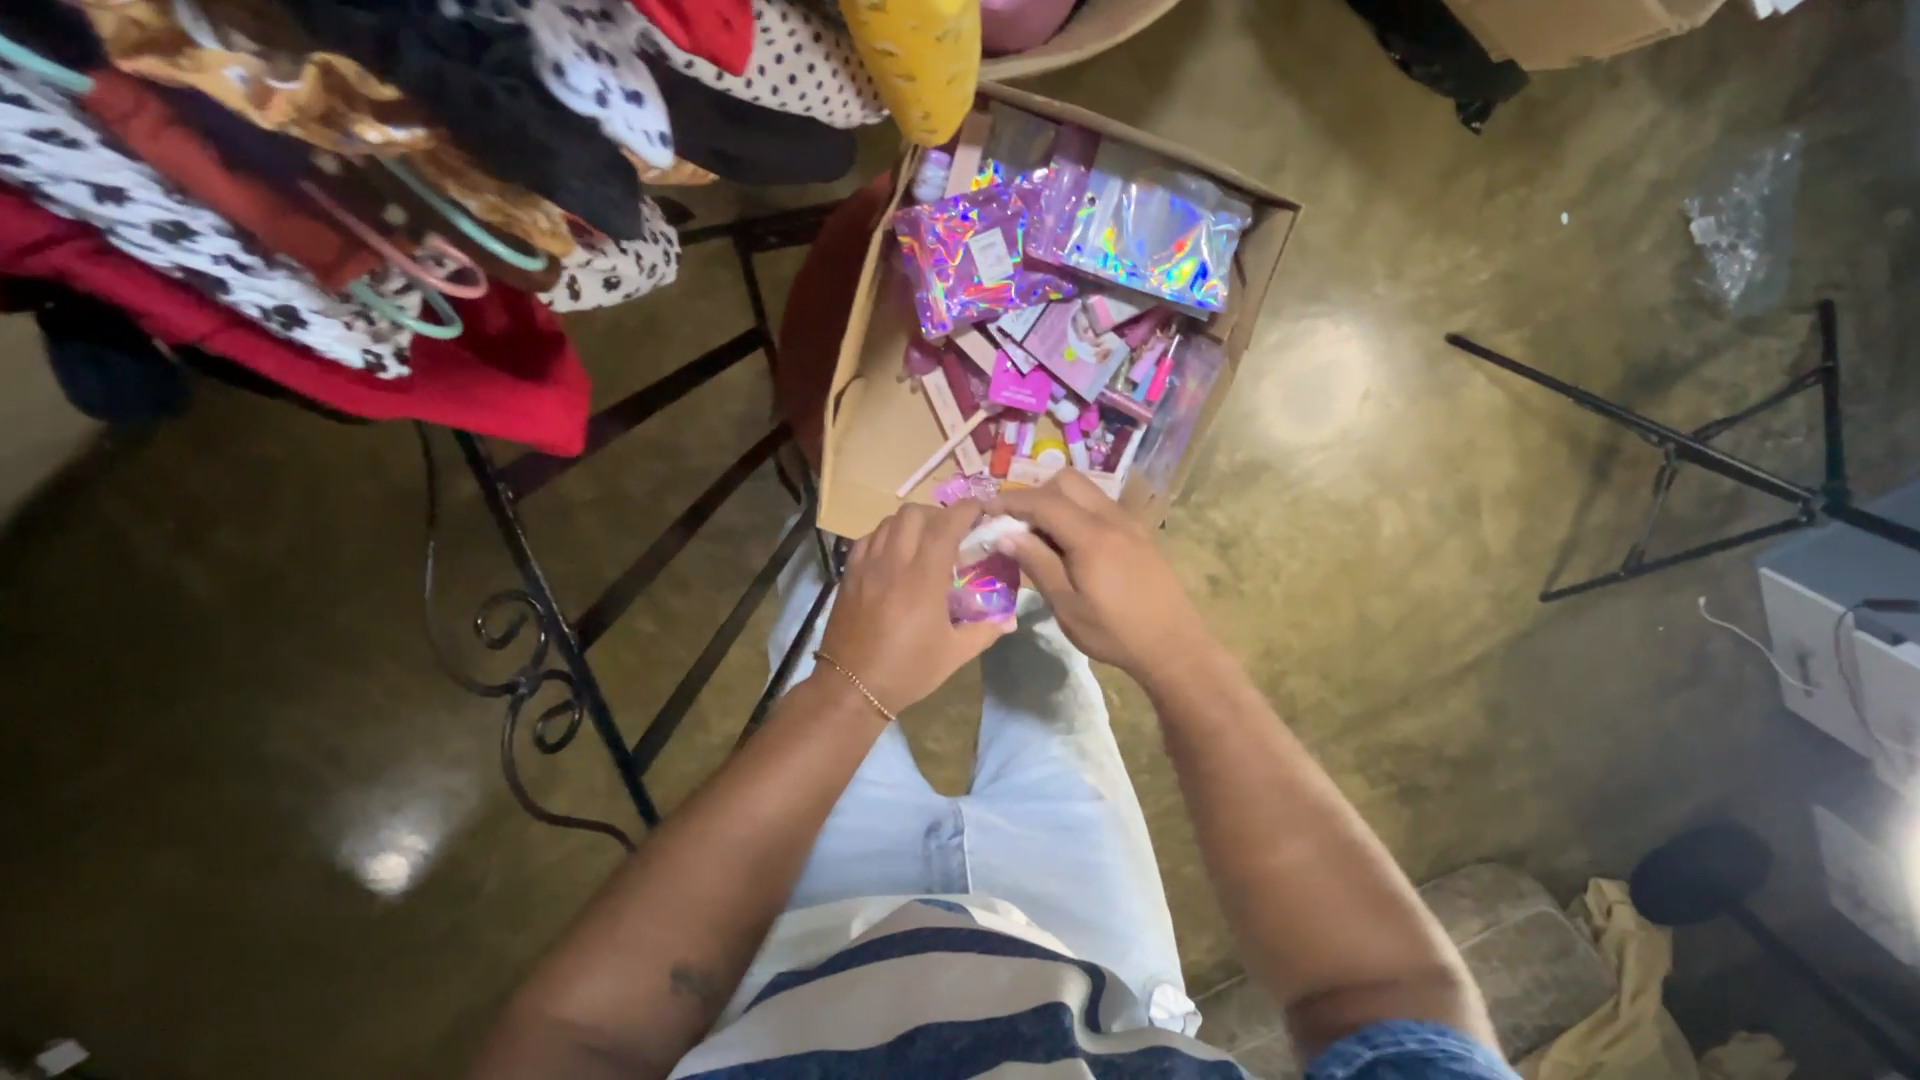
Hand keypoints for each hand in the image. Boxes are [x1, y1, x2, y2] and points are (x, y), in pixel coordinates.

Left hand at [817, 501, 1014, 712]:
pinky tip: (893, 554)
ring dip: (910, 523)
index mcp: (923, 577)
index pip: (946, 524)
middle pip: (914, 514)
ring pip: (888, 522)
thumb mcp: (955, 654)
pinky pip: (867, 539)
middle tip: (951, 531)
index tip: (981, 510)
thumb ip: (985, 630)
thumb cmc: (908, 670)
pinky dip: (885, 536)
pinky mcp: (849, 575)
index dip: (966, 510)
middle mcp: (893, 562)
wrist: (851, 687)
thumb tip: (1011, 619)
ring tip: (923, 540)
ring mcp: (866, 566)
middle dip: (937, 514)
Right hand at [987, 471, 1212, 684]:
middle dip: (1036, 494)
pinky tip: (1071, 546)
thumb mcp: (1067, 605)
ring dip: (1058, 501)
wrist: (1173, 645)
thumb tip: (1005, 534)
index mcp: (1091, 536)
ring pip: (1086, 491)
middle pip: (1067, 481)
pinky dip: (1078, 512)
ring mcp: (1129, 524)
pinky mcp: (1139, 534)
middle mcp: (1112, 518)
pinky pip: (1101, 507)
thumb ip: (1037, 563)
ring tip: (1042, 537)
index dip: (1011, 501)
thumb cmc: (1114, 632)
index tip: (985, 510)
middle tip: (1018, 525)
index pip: (1043, 501)